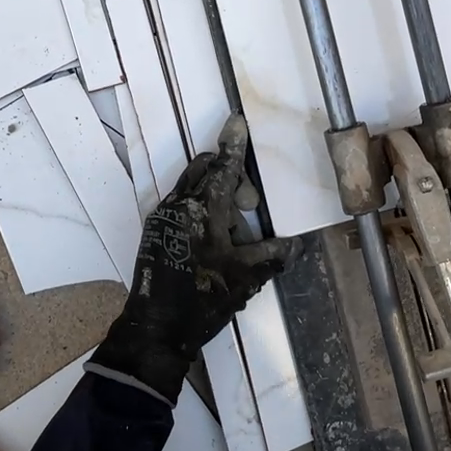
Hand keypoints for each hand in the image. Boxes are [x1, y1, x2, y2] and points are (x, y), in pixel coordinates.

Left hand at [89, 114, 297, 401]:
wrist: (155, 330)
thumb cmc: (204, 299)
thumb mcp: (245, 278)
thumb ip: (273, 255)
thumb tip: (296, 244)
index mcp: (203, 209)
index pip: (224, 168)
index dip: (234, 145)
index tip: (237, 120)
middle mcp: (179, 204)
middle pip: (205, 169)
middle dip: (230, 175)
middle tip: (251, 205)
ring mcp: (162, 217)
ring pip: (193, 188)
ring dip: (217, 197)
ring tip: (234, 236)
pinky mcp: (154, 231)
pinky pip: (182, 205)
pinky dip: (202, 211)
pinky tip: (214, 243)